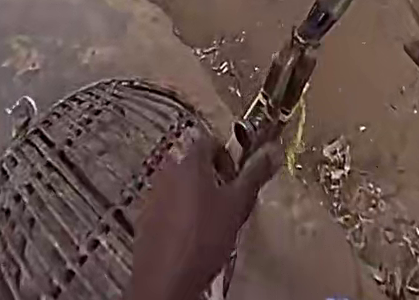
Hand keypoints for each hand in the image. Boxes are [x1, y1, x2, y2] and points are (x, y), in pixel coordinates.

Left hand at [125, 133, 277, 299]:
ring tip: (209, 221)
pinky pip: (166, 203)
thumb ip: (255, 175)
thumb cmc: (204, 237)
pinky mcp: (145, 215)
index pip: (210, 142)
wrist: (167, 277)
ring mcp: (154, 191)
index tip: (236, 179)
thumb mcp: (237, 205)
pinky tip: (190, 235)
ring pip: (180, 183)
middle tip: (226, 201)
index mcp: (191, 161)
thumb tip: (273, 151)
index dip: (227, 157)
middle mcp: (169, 169)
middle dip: (212, 178)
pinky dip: (179, 211)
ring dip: (195, 194)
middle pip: (194, 162)